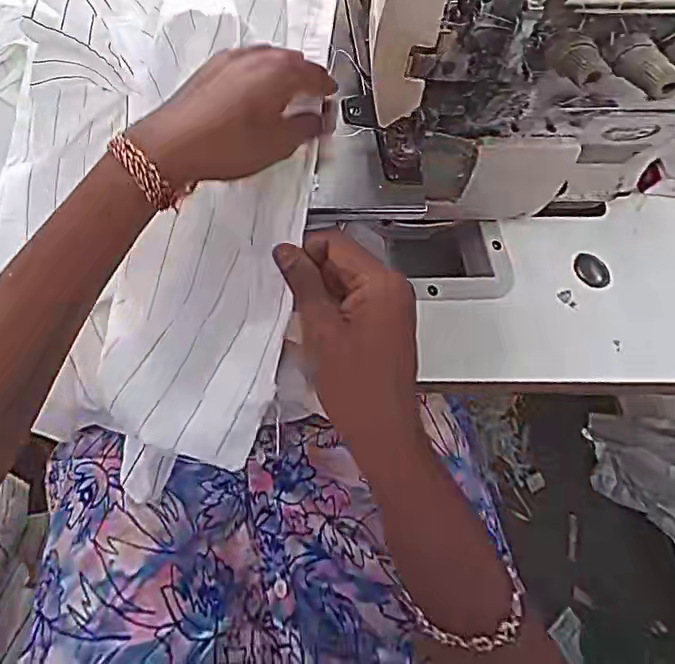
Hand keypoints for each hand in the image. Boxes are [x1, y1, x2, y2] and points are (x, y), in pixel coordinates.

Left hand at [127, 46, 334, 186]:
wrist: (170, 146)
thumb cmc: (219, 144)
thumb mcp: (279, 144)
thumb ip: (306, 127)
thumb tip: (316, 121)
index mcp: (279, 71)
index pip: (317, 73)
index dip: (328, 88)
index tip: (330, 98)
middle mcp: (255, 58)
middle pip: (292, 62)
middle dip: (305, 80)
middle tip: (312, 101)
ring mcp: (230, 61)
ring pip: (267, 62)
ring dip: (280, 77)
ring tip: (283, 103)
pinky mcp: (210, 70)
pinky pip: (244, 67)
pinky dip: (256, 79)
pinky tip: (253, 101)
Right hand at [273, 230, 422, 454]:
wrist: (384, 432)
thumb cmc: (357, 388)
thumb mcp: (321, 330)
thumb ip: (304, 283)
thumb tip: (287, 252)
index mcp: (382, 282)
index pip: (336, 242)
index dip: (305, 251)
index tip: (281, 269)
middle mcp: (392, 286)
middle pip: (342, 260)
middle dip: (311, 275)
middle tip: (286, 297)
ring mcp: (391, 304)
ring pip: (344, 281)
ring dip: (319, 294)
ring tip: (301, 319)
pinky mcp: (385, 321)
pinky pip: (353, 300)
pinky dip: (331, 309)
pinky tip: (315, 330)